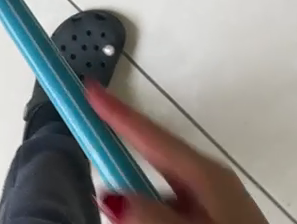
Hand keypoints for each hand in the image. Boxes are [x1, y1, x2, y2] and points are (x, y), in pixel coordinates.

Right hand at [88, 84, 268, 223]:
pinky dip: (154, 215)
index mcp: (206, 173)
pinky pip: (169, 211)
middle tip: (98, 173)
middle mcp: (206, 180)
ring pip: (156, 194)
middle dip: (120, 172)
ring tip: (126, 215)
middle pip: (150, 161)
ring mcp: (209, 202)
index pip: (150, 133)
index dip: (116, 111)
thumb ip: (155, 216)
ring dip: (140, 207)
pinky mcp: (210, 218)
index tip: (87, 86)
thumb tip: (111, 196)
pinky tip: (149, 222)